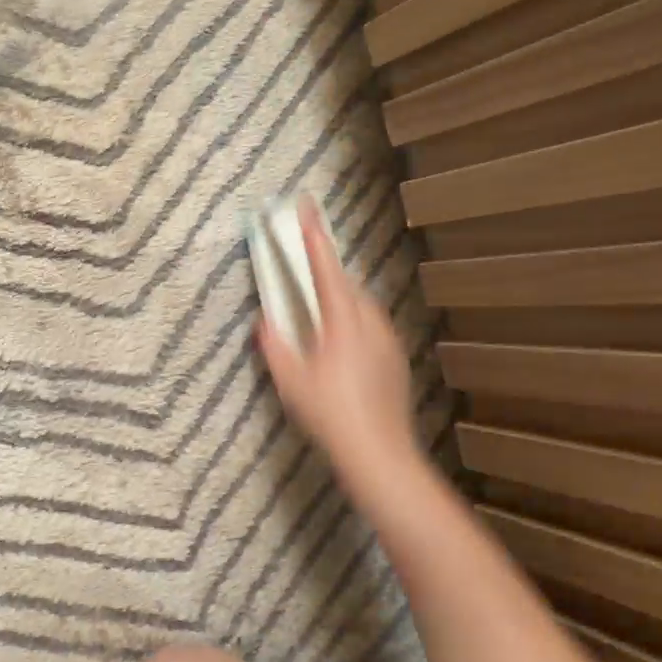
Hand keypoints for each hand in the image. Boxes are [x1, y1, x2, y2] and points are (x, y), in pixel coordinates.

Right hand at [256, 198, 420, 492]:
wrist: (378, 454)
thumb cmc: (329, 414)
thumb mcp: (290, 380)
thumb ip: (275, 345)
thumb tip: (266, 321)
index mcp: (342, 321)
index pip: (326, 268)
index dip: (314, 237)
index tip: (307, 207)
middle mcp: (370, 324)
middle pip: (347, 285)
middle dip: (326, 272)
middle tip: (305, 269)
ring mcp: (387, 342)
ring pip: (363, 307)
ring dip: (341, 299)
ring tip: (319, 312)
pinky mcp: (395, 361)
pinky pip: (371, 327)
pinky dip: (353, 323)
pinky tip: (341, 347)